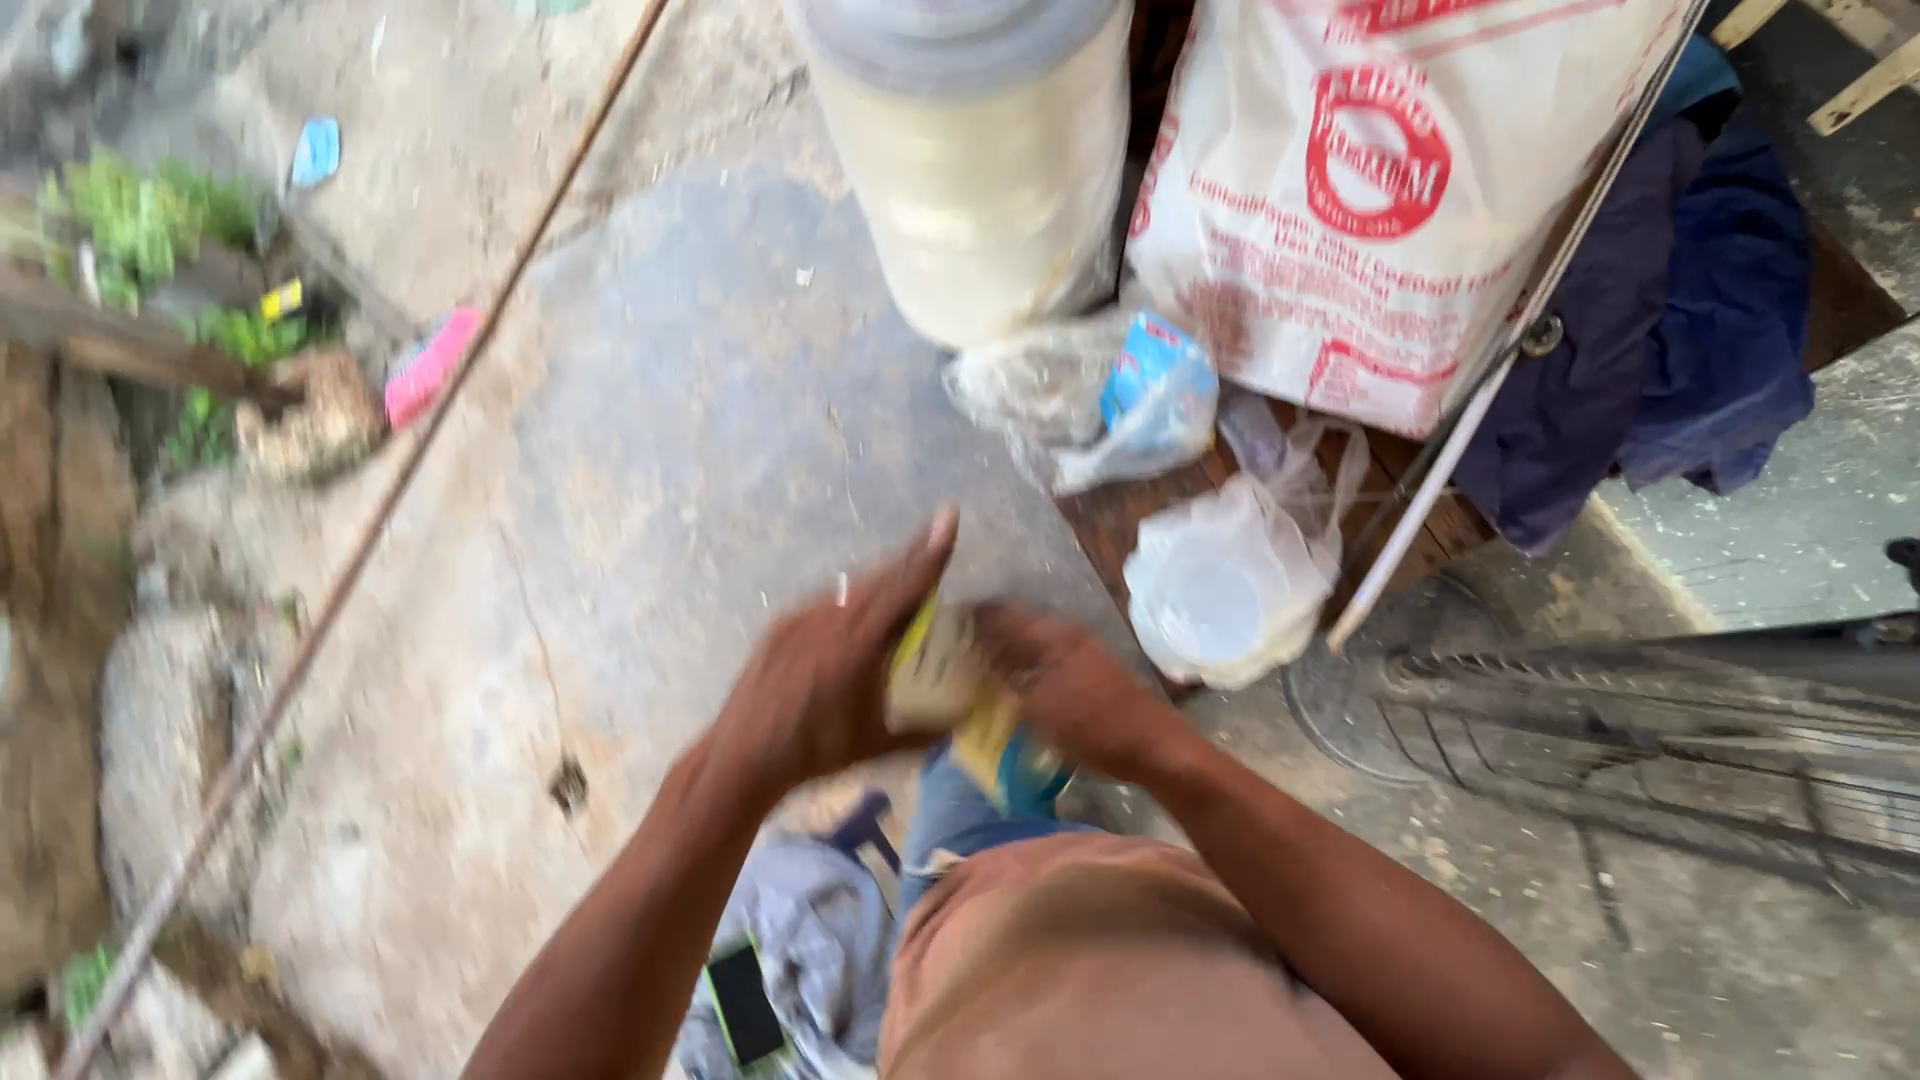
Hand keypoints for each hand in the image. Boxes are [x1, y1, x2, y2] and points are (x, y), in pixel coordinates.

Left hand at [712, 506, 958, 794]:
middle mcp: (829, 620)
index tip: (949, 516)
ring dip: (883, 580)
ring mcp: (801, 618)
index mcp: (856, 644)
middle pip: (881, 578)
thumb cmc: (810, 753)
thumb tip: (960, 724)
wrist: (739, 756)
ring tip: (907, 577)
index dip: (931, 554)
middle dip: (913, 556)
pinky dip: (852, 600)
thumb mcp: (873, 746)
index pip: (904, 589)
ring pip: (852, 588)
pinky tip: (859, 614)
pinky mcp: (781, 625)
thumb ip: (921, 732)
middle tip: (937, 535)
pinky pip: (827, 601)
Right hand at [971, 603, 1201, 782]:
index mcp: (1051, 634)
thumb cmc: (1093, 727)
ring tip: (971, 672)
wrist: (1153, 748)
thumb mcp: (1038, 706)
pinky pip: (1042, 660)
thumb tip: (970, 654)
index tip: (940, 630)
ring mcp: (1078, 651)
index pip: (998, 613)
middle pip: (1013, 626)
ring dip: (1002, 654)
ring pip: (1027, 644)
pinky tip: (1006, 687)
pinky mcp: (1085, 671)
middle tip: (949, 655)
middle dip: (983, 637)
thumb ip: (1003, 676)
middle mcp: (1064, 634)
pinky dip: (1021, 668)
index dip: (969, 619)